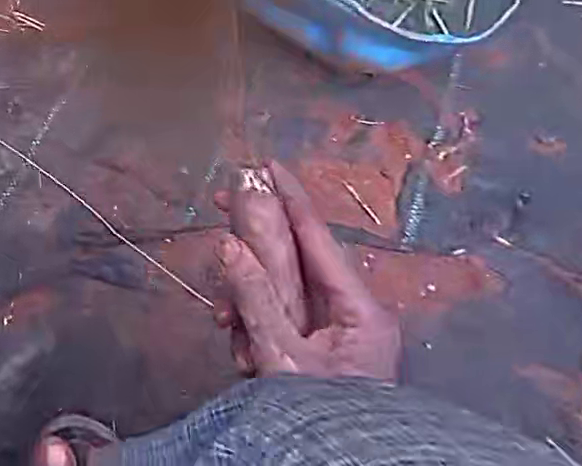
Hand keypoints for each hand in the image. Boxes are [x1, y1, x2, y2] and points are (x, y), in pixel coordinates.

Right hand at [212, 161, 399, 381]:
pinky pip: (278, 313)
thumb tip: (226, 242)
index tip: (267, 163)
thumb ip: (255, 298)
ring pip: (280, 285)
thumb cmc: (325, 417)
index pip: (319, 236)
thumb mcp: (284, 358)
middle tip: (222, 208)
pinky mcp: (316, 347)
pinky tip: (240, 345)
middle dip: (254, 242)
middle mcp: (350, 312)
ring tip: (227, 322)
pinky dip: (253, 319)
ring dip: (247, 294)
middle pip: (295, 256)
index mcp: (359, 310)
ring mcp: (333, 331)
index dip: (291, 196)